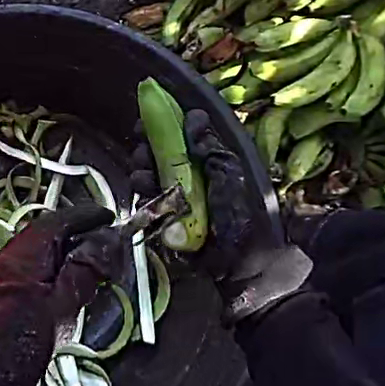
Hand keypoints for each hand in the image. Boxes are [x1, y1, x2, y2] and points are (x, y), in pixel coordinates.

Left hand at [0, 203, 116, 385]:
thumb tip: (108, 238)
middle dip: (78, 239)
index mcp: (21, 255)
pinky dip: (51, 280)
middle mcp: (4, 263)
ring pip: (37, 262)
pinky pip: (28, 281)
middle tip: (107, 249)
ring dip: (65, 261)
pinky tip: (62, 299)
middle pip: (47, 240)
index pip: (58, 221)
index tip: (109, 218)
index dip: (86, 217)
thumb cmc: (12, 347)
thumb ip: (83, 272)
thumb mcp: (58, 308)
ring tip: (92, 273)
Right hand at [136, 109, 310, 321]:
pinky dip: (142, 195)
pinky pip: (146, 203)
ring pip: (147, 176)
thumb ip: (210, 146)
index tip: (146, 122)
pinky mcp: (165, 221)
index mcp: (210, 161)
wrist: (242, 268)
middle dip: (146, 149)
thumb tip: (194, 116)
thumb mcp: (230, 174)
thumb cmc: (242, 216)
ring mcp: (176, 199)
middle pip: (158, 153)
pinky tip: (144, 193)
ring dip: (142, 171)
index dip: (161, 125)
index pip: (180, 135)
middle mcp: (191, 176)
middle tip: (142, 151)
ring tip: (144, 175)